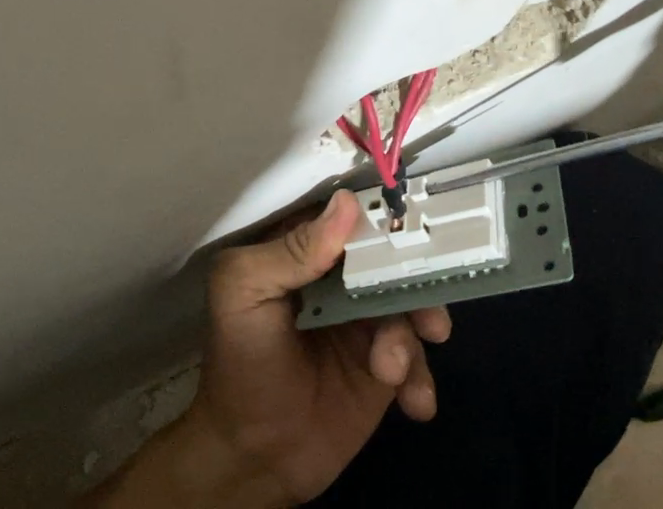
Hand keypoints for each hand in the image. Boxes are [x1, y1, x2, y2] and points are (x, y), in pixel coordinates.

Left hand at [89, 190, 448, 507]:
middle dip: (414, 280)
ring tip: (391, 371)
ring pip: (410, 306)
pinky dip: (422, 378)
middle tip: (422, 309)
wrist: (253, 459)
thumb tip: (347, 204)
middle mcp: (339, 278)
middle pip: (392, 257)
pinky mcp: (386, 367)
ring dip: (412, 336)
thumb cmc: (239, 362)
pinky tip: (414, 404)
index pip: (347, 216)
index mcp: (303, 250)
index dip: (381, 214)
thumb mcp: (244, 292)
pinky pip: (419, 358)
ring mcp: (366, 322)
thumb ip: (290, 250)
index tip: (414, 220)